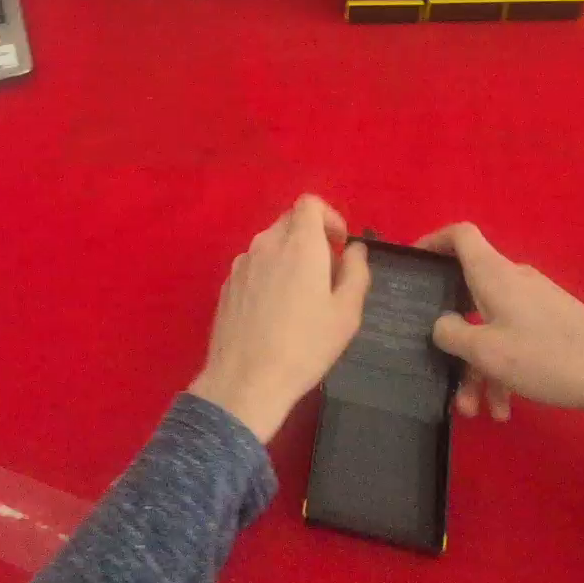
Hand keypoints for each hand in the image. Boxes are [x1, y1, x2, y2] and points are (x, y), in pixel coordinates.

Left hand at [188, 196, 371, 442]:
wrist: (246, 380)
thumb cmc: (305, 346)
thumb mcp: (346, 313)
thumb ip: (356, 272)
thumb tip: (354, 250)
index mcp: (299, 244)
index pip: (309, 202)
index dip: (329, 217)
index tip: (339, 245)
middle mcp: (266, 244)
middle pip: (289, 221)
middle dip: (311, 237)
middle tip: (326, 273)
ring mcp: (241, 263)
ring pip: (270, 244)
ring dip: (289, 256)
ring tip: (301, 297)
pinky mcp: (227, 284)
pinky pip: (253, 265)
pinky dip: (268, 273)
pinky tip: (274, 311)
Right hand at [419, 223, 583, 482]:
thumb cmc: (546, 357)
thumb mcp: (485, 351)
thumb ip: (450, 333)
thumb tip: (441, 323)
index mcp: (493, 274)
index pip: (460, 235)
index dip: (432, 241)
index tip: (414, 265)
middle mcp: (512, 280)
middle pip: (468, 294)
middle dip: (452, 336)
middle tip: (440, 367)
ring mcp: (535, 303)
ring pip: (491, 327)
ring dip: (478, 366)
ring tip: (476, 410)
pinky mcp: (554, 325)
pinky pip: (514, 340)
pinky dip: (503, 369)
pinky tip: (505, 409)